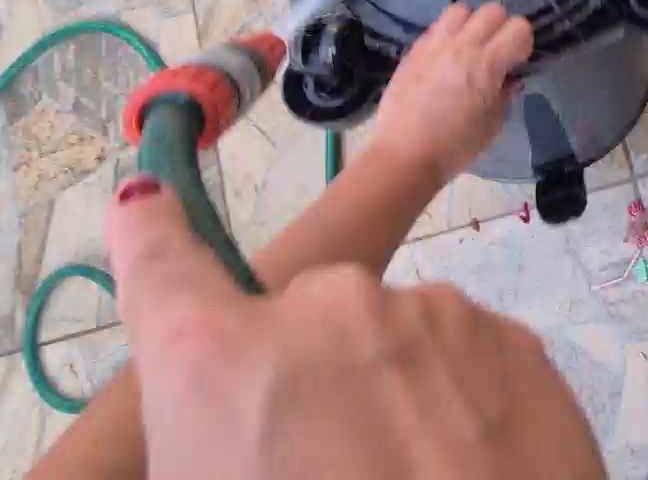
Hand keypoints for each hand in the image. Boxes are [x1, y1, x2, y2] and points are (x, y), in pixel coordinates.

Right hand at [105, 174, 604, 479]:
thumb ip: (220, 441)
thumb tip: (249, 427)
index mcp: (227, 363)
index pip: (164, 274)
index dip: (149, 235)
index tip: (140, 196)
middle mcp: (330, 305)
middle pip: (305, 323)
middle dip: (309, 377)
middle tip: (333, 464)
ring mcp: (433, 306)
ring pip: (391, 337)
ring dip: (390, 388)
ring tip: (412, 475)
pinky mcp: (508, 329)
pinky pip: (460, 352)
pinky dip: (456, 396)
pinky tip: (472, 464)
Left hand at [367, 2, 532, 182]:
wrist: (404, 155)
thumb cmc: (456, 146)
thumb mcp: (493, 124)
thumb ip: (505, 94)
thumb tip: (509, 79)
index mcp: (487, 64)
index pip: (519, 27)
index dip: (523, 42)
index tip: (517, 60)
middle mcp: (461, 46)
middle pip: (492, 10)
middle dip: (501, 27)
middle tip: (496, 50)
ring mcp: (434, 45)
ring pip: (461, 9)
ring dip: (471, 23)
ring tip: (469, 46)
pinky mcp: (414, 50)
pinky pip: (437, 26)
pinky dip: (448, 34)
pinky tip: (446, 57)